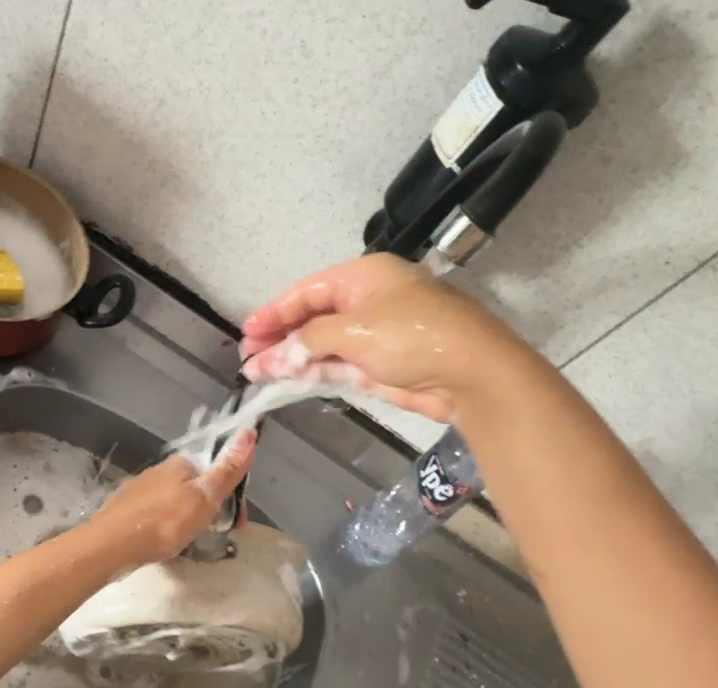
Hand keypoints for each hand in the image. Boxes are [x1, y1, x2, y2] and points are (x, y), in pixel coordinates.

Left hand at [85, 429, 256, 565]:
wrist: (111, 546)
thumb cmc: (164, 522)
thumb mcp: (204, 498)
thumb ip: (227, 470)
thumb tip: (249, 432)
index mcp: (180, 464)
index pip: (214, 468)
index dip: (231, 491)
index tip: (240, 518)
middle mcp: (158, 471)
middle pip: (194, 485)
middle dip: (211, 505)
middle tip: (218, 532)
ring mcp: (140, 490)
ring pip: (175, 499)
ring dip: (190, 515)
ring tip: (194, 538)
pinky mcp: (126, 510)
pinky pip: (157, 513)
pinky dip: (168, 524)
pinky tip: (167, 539)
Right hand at [237, 254, 537, 422]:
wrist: (470, 374)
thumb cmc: (413, 337)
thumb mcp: (354, 331)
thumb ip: (308, 341)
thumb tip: (274, 357)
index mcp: (364, 277)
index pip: (308, 291)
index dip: (275, 311)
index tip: (247, 333)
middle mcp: (367, 301)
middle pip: (312, 318)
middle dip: (279, 338)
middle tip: (248, 357)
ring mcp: (373, 336)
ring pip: (321, 346)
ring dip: (290, 359)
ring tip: (257, 373)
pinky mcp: (378, 366)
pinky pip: (336, 367)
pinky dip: (311, 373)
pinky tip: (285, 380)